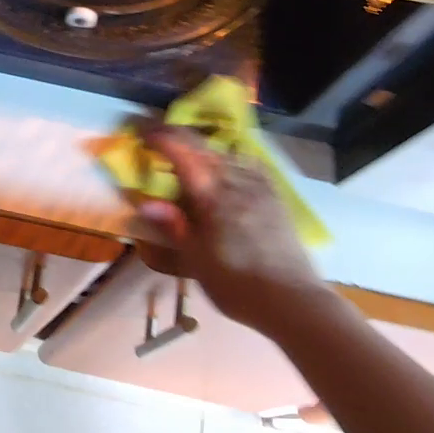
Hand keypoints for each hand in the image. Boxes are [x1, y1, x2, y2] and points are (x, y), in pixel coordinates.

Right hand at [131, 127, 324, 327]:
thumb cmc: (236, 283)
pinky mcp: (275, 196)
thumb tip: (146, 203)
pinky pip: (247, 166)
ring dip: (203, 149)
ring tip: (189, 158)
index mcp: (213, 194)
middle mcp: (237, 180)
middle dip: (178, 137)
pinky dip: (228, 161)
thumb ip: (174, 225)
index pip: (183, 150)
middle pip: (204, 146)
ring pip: (227, 154)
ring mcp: (260, 186)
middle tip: (158, 139)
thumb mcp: (196, 259)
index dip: (160, 136)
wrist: (291, 299)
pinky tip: (225, 173)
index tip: (142, 132)